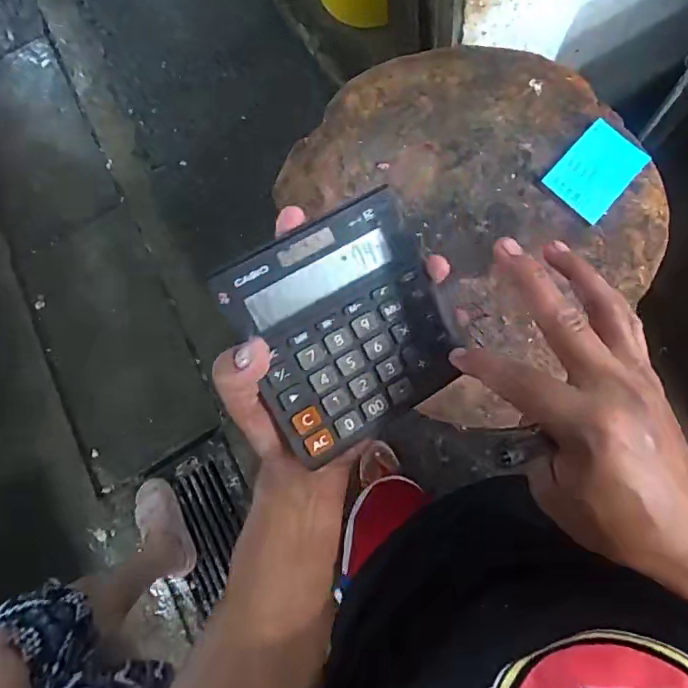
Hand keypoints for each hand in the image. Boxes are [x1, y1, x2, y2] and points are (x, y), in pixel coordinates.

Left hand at [209, 206, 450, 492]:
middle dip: (379, 254)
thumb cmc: (276, 430)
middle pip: (356, 279)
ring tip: (436, 268)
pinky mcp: (391, 363)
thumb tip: (253, 346)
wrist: (314, 472)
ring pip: (391, 301)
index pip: (292, 277)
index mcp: (293, 326)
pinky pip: (413, 338)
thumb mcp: (244, 405)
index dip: (293, 243)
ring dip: (417, 280)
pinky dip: (434, 321)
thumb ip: (236, 380)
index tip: (298, 215)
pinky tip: (452, 311)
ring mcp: (365, 342)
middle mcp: (333, 323)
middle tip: (401, 242)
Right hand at [448, 238, 687, 574]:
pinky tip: (593, 286)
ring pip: (607, 308)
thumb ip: (539, 444)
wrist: (682, 521)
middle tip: (505, 250)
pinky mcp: (650, 374)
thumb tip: (535, 415)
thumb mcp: (558, 493)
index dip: (485, 366)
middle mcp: (613, 384)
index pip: (523, 382)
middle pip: (564, 321)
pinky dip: (608, 300)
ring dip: (579, 272)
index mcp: (586, 420)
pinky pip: (628, 325)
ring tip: (554, 247)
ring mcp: (636, 374)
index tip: (459, 352)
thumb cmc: (616, 518)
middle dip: (529, 281)